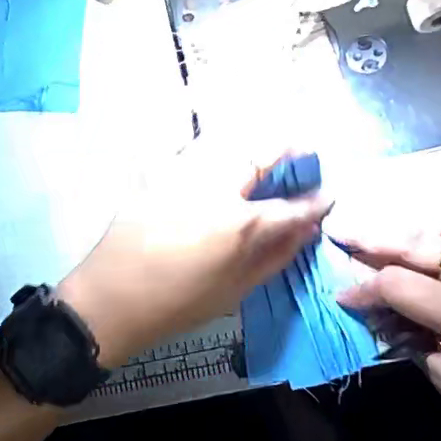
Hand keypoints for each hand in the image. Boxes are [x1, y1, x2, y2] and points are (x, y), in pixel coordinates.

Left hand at [58, 140, 330, 368]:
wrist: (111, 300)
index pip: (290, 206)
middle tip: (305, 149)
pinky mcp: (158, 173)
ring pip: (227, 138)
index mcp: (238, 223)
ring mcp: (183, 174)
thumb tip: (306, 231)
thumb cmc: (179, 304)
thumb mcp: (237, 288)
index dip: (315, 201)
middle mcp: (215, 187)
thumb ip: (276, 256)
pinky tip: (227, 154)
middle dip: (289, 146)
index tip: (330, 195)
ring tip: (270, 145)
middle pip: (260, 151)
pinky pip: (196, 147)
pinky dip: (219, 145)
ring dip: (255, 137)